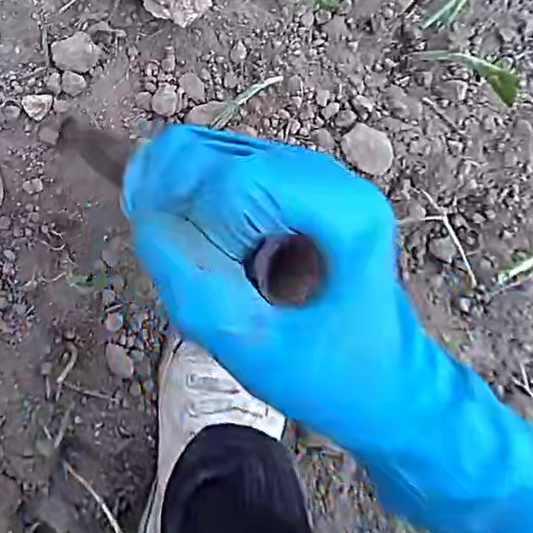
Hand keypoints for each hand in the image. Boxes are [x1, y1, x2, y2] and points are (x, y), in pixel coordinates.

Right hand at [124, 126, 532, 532]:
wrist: (385, 383)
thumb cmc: (333, 378)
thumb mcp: (256, 351)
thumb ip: (194, 287)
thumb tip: (147, 226)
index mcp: (340, 210)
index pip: (236, 183)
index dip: (198, 226)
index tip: (200, 279)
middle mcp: (323, 173)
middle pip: (214, 156)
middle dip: (173, 204)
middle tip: (164, 257)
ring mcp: (302, 169)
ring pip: (203, 149)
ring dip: (172, 196)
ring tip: (172, 249)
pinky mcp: (281, 177)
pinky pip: (210, 159)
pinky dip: (180, 188)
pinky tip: (177, 229)